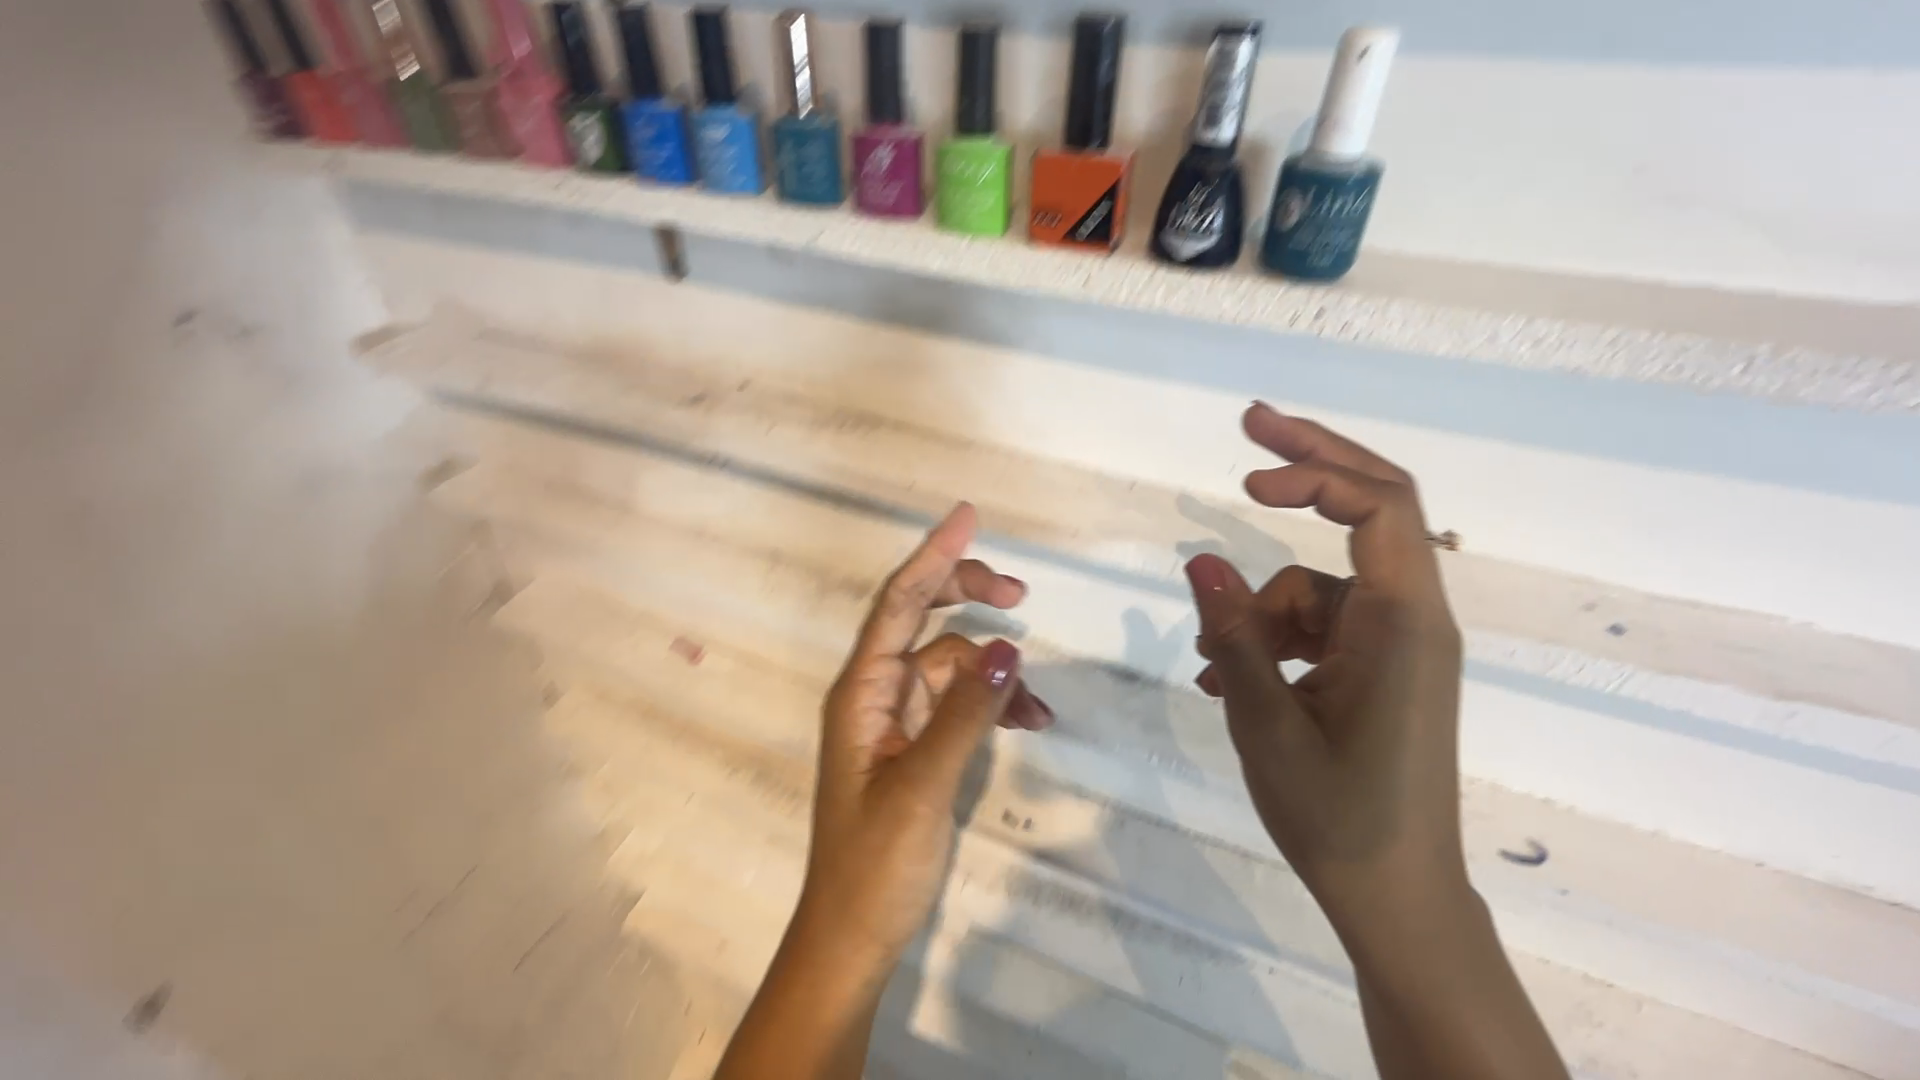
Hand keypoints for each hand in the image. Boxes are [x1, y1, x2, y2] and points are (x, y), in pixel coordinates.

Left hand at [795, 503, 1046, 969]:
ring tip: (1036, 704)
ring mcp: (895, 721)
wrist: (854, 935)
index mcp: (860, 691)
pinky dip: (992, 703)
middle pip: (920, 620)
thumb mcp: (923, 785)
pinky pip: (958, 703)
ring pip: (951, 666)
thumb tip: (1006, 647)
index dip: (933, 556)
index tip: (968, 515)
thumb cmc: (875, 863)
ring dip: (994, 671)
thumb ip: (964, 714)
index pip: (898, 603)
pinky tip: (1026, 721)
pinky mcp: (915, 746)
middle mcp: (874, 694)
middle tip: (1019, 593)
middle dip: (967, 597)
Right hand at [1189, 404, 1467, 942]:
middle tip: (1250, 424)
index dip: (1314, 470)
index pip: (1378, 506)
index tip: (1245, 474)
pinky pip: (1318, 626)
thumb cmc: (1338, 815)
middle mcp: (1413, 620)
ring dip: (1260, 606)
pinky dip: (1272, 637)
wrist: (1397, 897)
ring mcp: (1399, 646)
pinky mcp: (1381, 670)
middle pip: (1370, 512)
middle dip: (1309, 469)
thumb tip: (1201, 560)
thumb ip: (1233, 635)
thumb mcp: (1266, 723)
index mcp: (1403, 624)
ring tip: (1208, 664)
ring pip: (1320, 586)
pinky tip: (1228, 679)